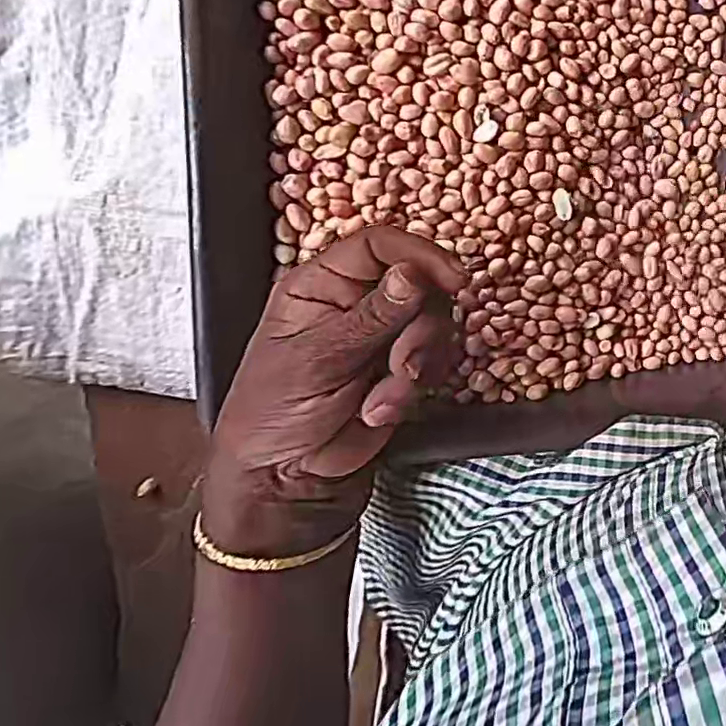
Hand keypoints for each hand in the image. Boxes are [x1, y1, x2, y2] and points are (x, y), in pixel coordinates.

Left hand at [203, 227, 468, 556]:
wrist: (285, 480)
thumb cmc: (272, 414)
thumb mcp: (317, 360)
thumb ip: (373, 316)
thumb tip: (414, 273)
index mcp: (321, 285)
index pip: (379, 245)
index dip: (420, 254)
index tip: (453, 277)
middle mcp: (358, 300)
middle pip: (420, 283)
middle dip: (420, 328)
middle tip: (403, 364)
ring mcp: (384, 332)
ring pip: (434, 322)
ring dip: (417, 363)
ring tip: (382, 397)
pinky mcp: (403, 364)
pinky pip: (435, 358)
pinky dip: (416, 386)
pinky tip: (382, 408)